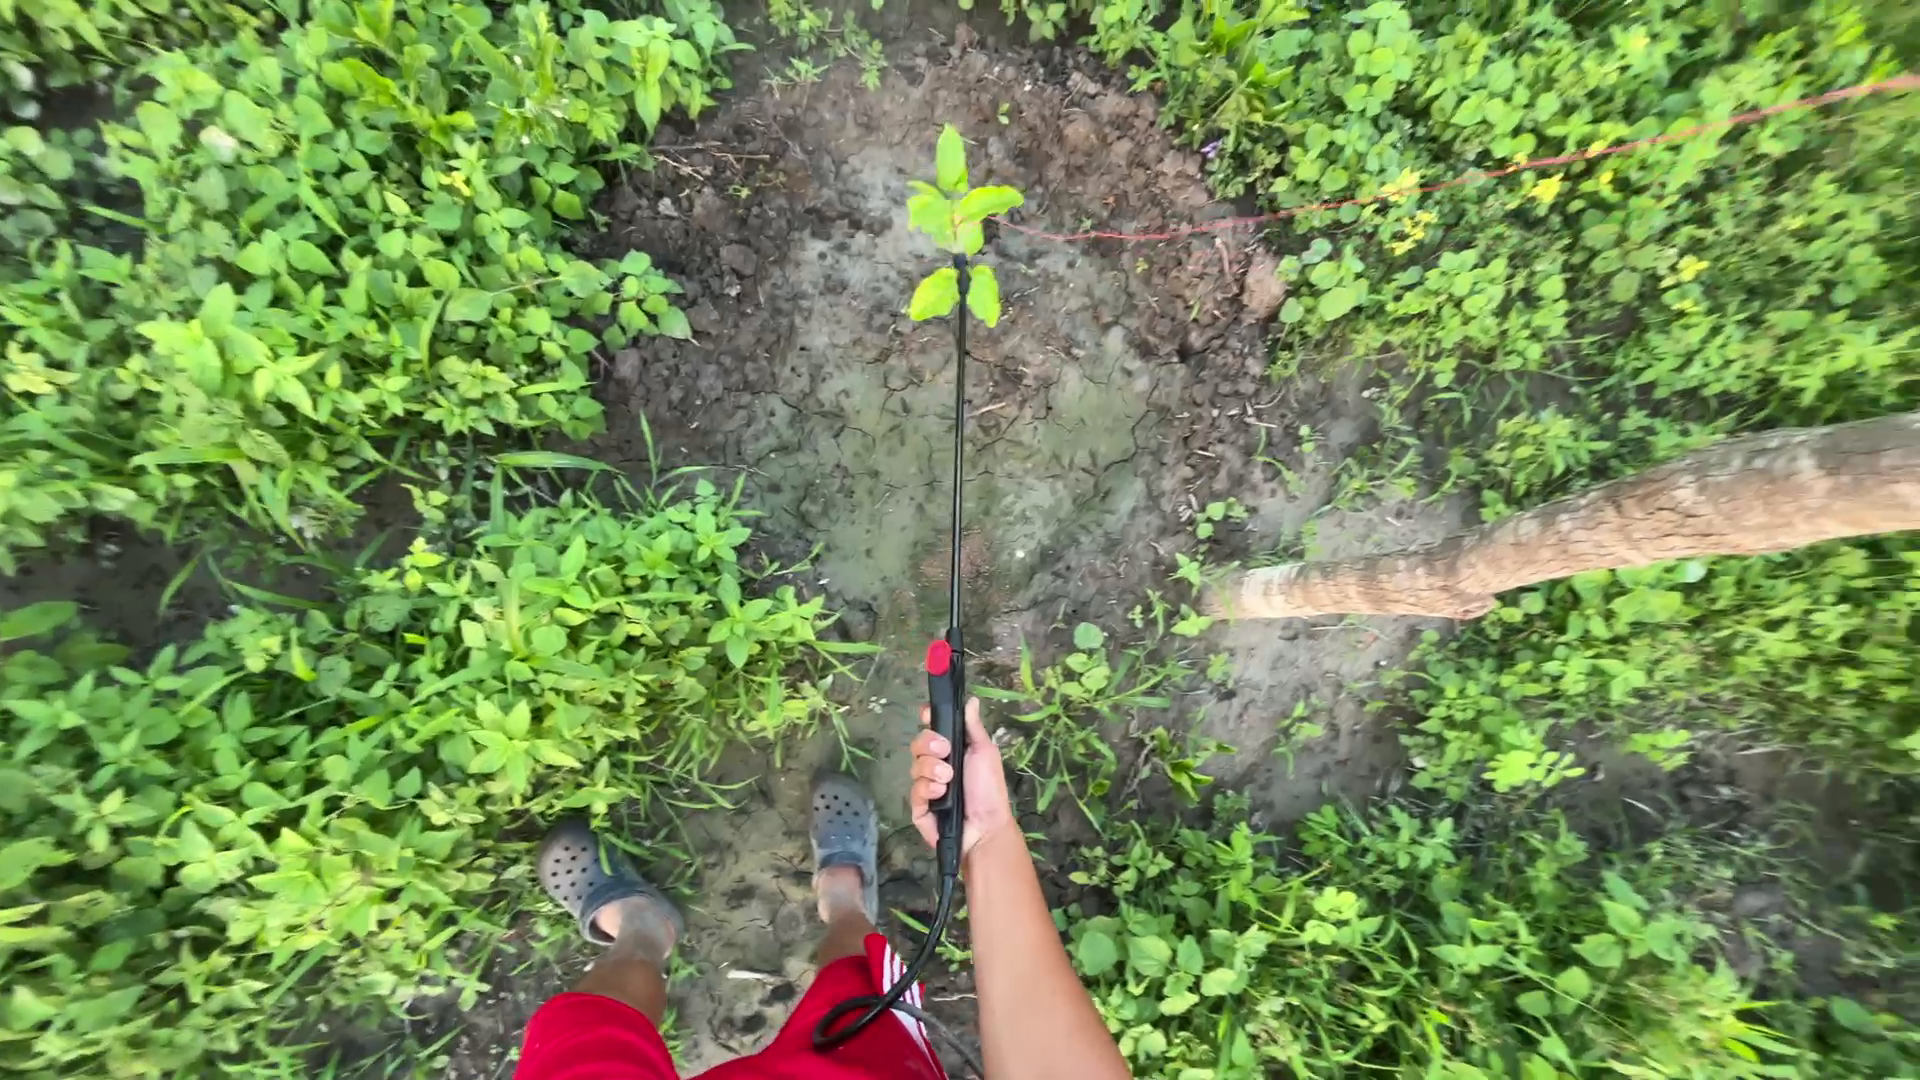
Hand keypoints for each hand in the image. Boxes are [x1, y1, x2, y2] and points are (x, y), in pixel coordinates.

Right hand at [909, 697, 1015, 861]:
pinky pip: (914, 791)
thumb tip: (971, 700)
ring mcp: (926, 786)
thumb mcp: (984, 752)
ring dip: (932, 769)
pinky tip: (941, 794)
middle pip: (917, 743)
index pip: (931, 728)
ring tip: (948, 779)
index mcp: (951, 750)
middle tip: (944, 751)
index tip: (926, 714)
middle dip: (929, 744)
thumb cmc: (989, 788)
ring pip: (914, 766)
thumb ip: (973, 727)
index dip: (926, 718)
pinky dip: (927, 789)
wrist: (986, 827)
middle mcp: (935, 765)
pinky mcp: (919, 807)